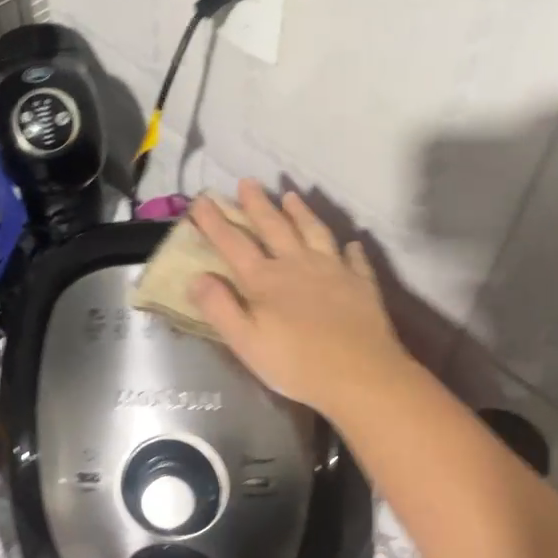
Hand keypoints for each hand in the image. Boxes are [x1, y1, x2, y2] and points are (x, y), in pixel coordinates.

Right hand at [189, 180, 412, 416]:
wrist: (361, 375)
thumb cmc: (296, 364)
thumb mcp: (245, 342)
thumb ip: (219, 308)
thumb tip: (196, 276)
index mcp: (265, 281)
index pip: (233, 244)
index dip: (215, 222)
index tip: (201, 199)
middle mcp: (297, 265)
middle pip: (274, 227)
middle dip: (257, 204)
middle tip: (246, 181)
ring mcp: (333, 271)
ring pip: (313, 233)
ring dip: (300, 213)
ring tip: (290, 195)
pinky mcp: (361, 284)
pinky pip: (355, 259)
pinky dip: (350, 249)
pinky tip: (350, 243)